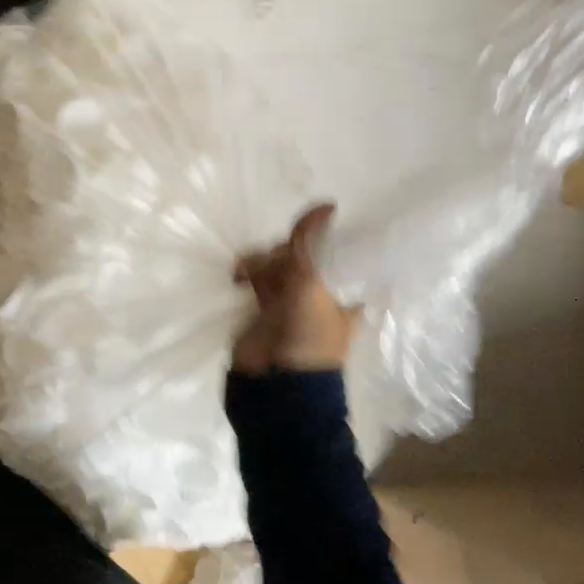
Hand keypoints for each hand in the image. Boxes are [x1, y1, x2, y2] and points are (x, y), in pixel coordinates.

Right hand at [233, 204, 358, 374]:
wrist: (275, 380)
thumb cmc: (307, 335)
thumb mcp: (312, 286)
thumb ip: (311, 246)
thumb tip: (326, 204)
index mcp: (345, 288)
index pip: (335, 249)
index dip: (320, 236)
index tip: (305, 231)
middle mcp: (321, 289)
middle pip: (302, 252)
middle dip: (284, 250)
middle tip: (275, 259)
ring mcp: (292, 298)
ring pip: (277, 262)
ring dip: (261, 261)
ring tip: (246, 272)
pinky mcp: (265, 305)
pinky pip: (258, 276)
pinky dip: (248, 271)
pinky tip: (238, 276)